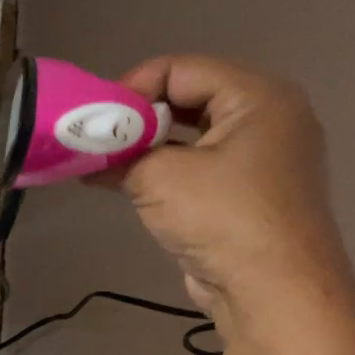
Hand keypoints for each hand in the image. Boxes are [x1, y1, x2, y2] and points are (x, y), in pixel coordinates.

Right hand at [107, 55, 354, 330]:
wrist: (270, 286)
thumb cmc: (222, 216)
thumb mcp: (158, 174)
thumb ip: (119, 150)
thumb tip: (84, 146)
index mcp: (258, 97)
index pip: (179, 69)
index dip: (129, 88)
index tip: (92, 120)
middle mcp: (266, 115)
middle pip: (184, 95)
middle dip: (132, 115)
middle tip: (91, 138)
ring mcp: (258, 153)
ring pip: (186, 129)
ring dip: (139, 142)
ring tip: (97, 160)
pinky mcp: (243, 186)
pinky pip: (193, 160)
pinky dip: (155, 164)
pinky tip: (114, 179)